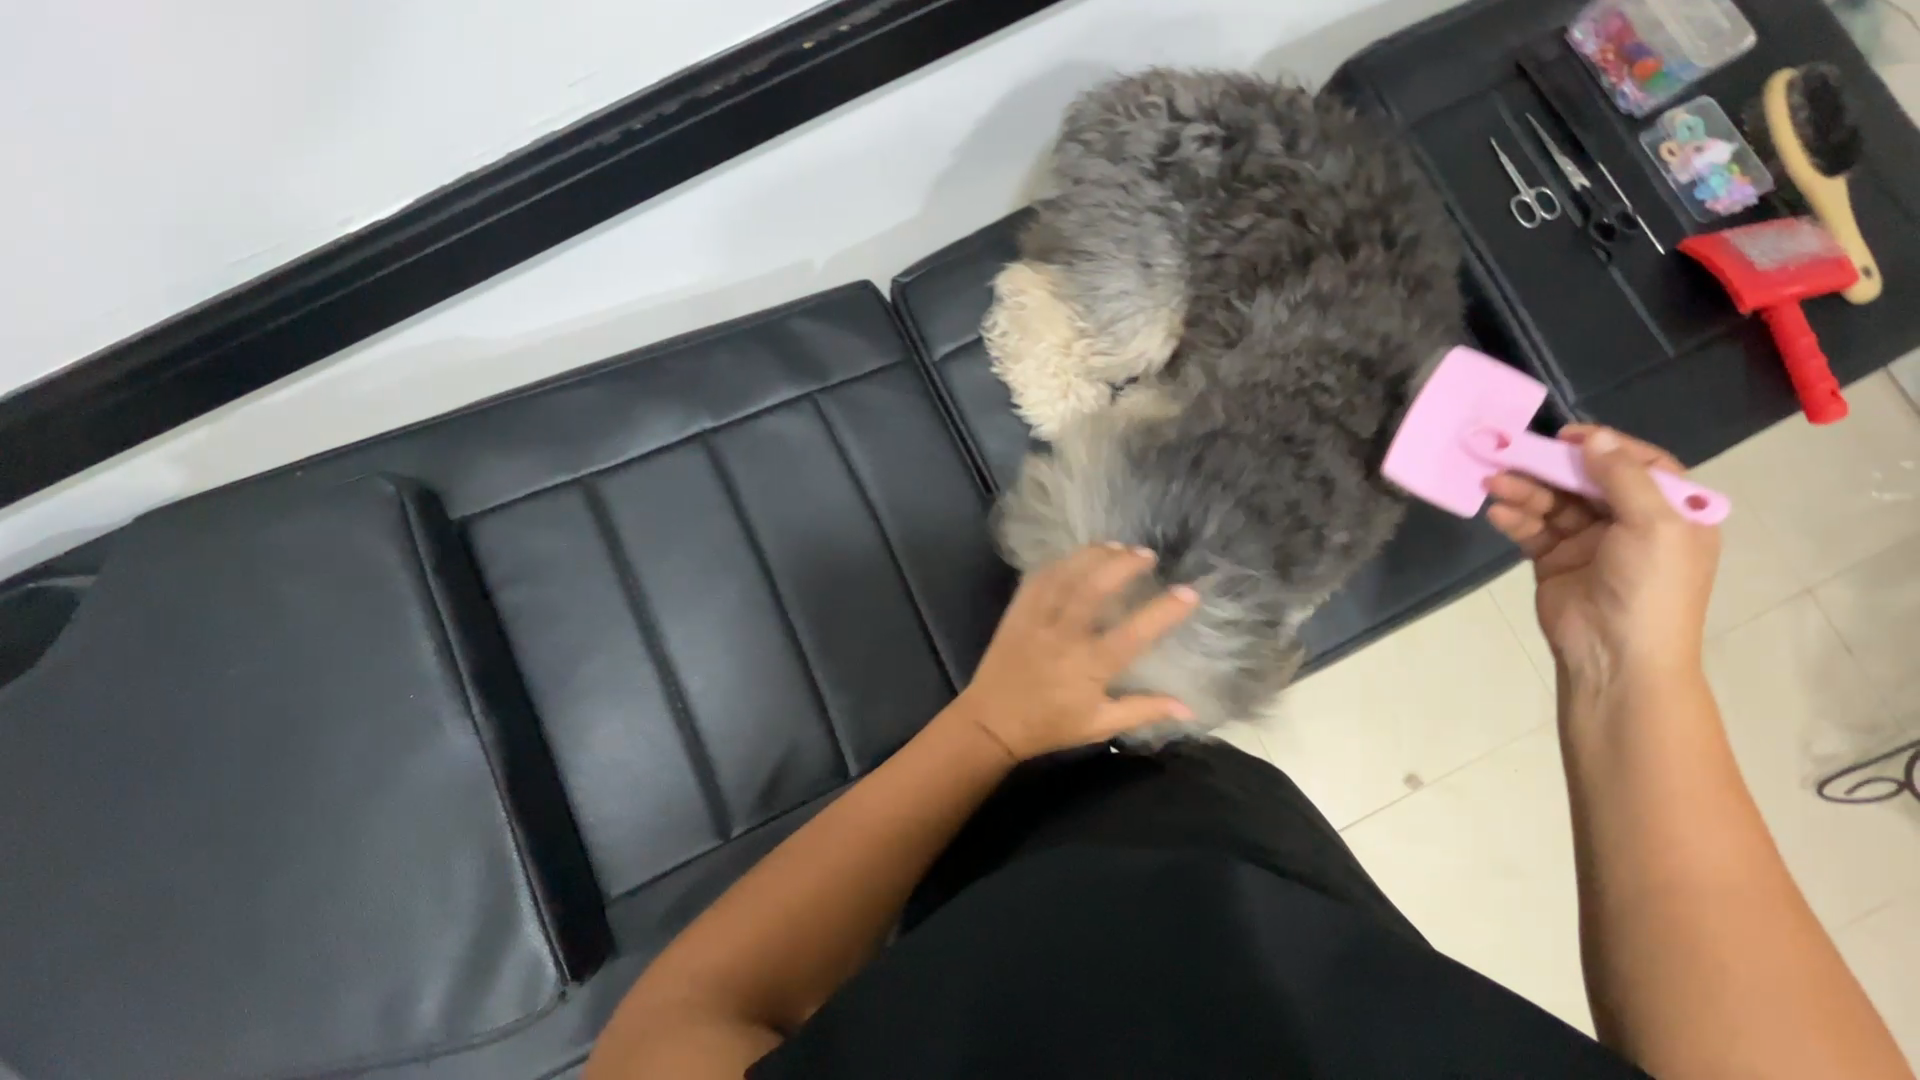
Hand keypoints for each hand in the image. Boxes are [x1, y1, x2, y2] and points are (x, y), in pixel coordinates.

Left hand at [951, 544, 1198, 760]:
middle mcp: (1063, 637)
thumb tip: (1189, 708)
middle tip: (1147, 554)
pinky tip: (1078, 556)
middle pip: (1094, 590)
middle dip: (1122, 566)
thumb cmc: (1049, 726)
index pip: (1133, 634)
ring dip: (1092, 556)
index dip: (1162, 612)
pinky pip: (1038, 579)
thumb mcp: (1100, 725)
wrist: (991, 722)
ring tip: (1118, 546)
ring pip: (1065, 577)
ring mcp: (1036, 621)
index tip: (1189, 593)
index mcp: (1088, 666)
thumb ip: (1144, 711)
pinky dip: (1059, 563)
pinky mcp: (1016, 613)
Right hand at [1485, 426, 1719, 689]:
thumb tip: (1594, 438)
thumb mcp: (1654, 525)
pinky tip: (1499, 513)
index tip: (1566, 435)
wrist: (1616, 654)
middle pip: (1587, 481)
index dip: (1604, 446)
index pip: (1639, 465)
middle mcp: (1632, 522)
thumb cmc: (1650, 587)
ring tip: (1493, 483)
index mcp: (1673, 512)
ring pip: (1554, 503)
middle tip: (1510, 453)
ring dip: (1524, 491)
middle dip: (1550, 467)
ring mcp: (1590, 542)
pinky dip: (1515, 518)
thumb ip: (1622, 478)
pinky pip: (1533, 529)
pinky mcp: (1554, 560)